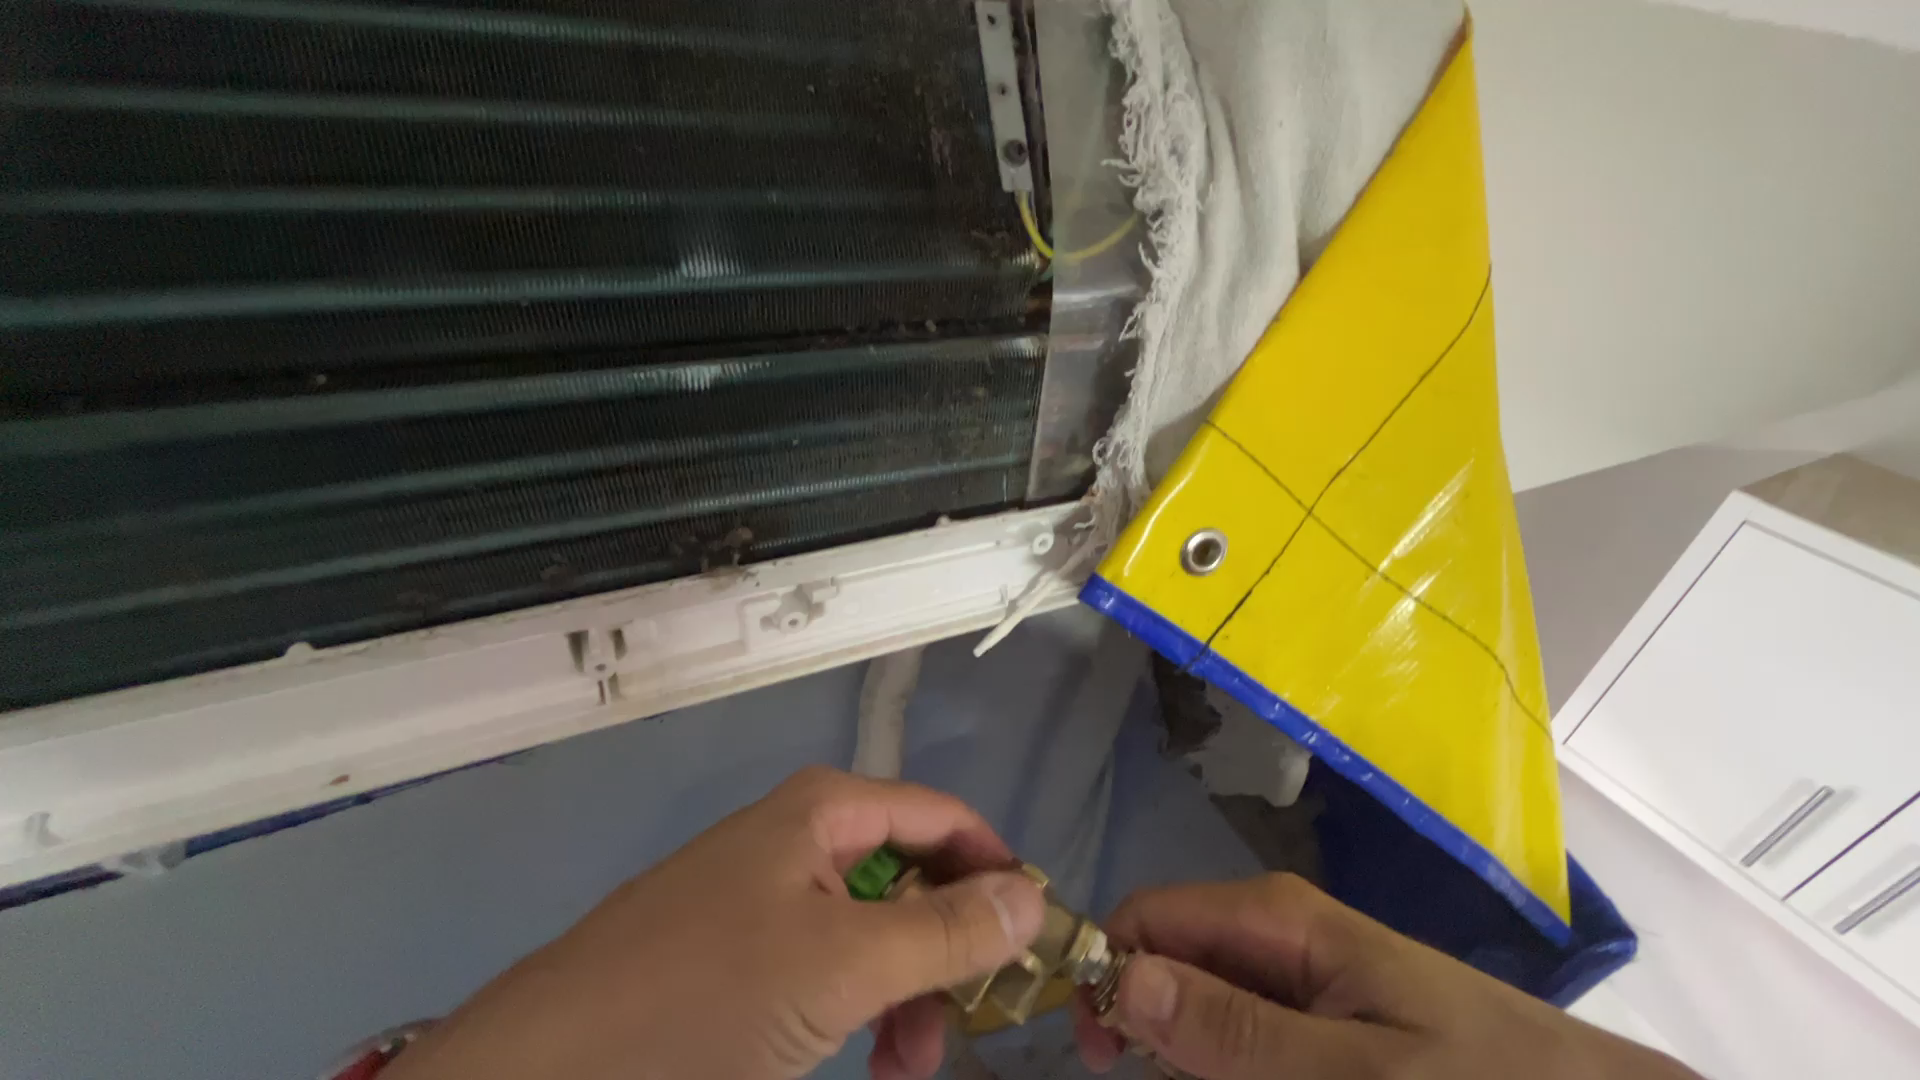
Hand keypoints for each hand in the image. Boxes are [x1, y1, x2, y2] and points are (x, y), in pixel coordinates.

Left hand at [382, 767, 1045, 1079]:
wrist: (544, 1070)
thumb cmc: (707, 997)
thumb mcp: (843, 966)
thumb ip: (945, 931)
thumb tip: (1033, 898)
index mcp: (826, 810)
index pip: (944, 818)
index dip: (995, 871)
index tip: (1034, 943)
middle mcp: (802, 834)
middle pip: (911, 874)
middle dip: (945, 950)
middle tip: (965, 1025)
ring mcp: (768, 890)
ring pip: (872, 926)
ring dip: (905, 990)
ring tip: (903, 1064)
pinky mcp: (742, 943)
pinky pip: (828, 958)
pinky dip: (859, 1003)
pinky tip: (861, 1054)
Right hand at [1073, 874, 1699, 1079]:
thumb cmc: (1475, 1078)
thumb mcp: (1354, 1073)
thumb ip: (1236, 1032)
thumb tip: (1123, 981)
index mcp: (1271, 917)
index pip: (1146, 918)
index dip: (1109, 975)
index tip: (1103, 1057)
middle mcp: (1270, 928)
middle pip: (1168, 960)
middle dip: (1151, 1027)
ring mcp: (1294, 967)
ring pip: (1200, 1001)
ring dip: (1192, 1055)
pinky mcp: (1317, 1005)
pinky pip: (1244, 1026)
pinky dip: (1231, 1063)